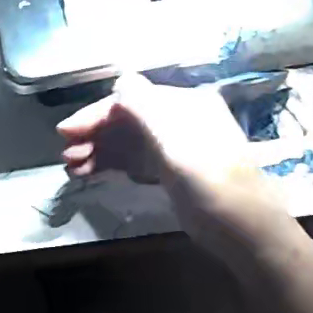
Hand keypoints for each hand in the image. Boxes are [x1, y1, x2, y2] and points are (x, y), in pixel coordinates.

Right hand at [56, 72, 291, 251]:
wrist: (246, 232)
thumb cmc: (212, 185)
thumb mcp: (177, 144)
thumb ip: (146, 109)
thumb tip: (121, 80)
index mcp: (183, 104)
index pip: (129, 100)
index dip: (96, 114)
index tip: (65, 133)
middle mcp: (177, 118)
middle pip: (125, 120)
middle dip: (93, 135)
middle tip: (67, 157)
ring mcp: (174, 145)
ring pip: (126, 141)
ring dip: (97, 150)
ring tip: (73, 169)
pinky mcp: (170, 169)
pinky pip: (133, 159)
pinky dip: (111, 164)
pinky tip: (90, 173)